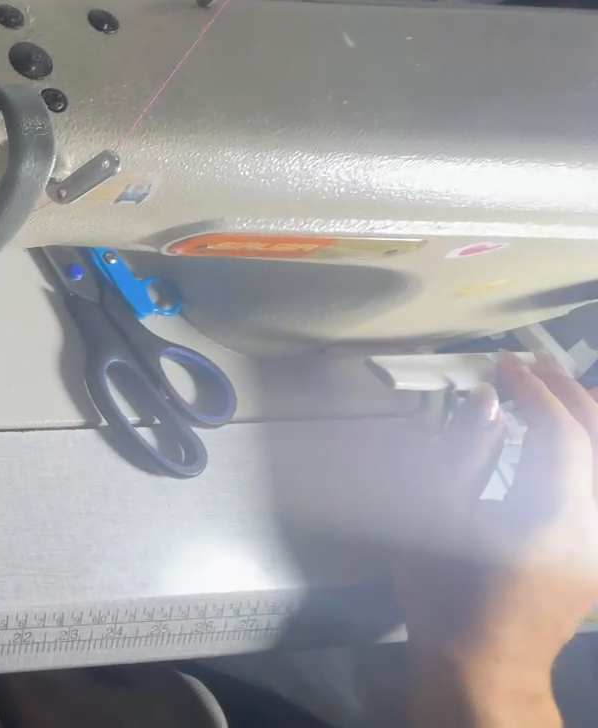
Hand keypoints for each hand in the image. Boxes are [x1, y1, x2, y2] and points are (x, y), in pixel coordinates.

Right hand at [396, 356, 597, 725]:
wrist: (482, 652)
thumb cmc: (441, 584)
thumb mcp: (434, 513)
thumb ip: (462, 453)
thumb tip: (486, 401)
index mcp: (555, 520)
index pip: (562, 438)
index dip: (534, 394)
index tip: (501, 365)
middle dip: (571, 398)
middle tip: (530, 365)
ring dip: (591, 421)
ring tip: (559, 387)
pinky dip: (592, 450)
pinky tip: (575, 433)